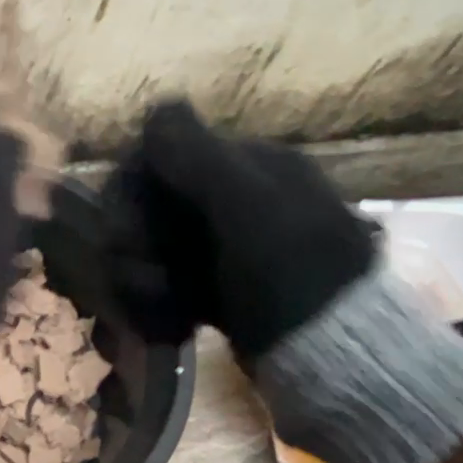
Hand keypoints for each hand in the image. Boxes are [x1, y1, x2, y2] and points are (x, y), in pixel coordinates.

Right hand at [101, 99, 462, 462]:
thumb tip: (156, 106)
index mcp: (251, 167)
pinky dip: (157, 306)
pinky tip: (170, 325)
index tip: (128, 228)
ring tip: (162, 309)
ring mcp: (225, 250)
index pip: (162, 157)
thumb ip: (198, 155)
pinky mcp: (217, 293)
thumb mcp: (247, 204)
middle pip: (148, 208)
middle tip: (144, 275)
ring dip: (140, 282)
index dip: (132, 190)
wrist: (335, 357)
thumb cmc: (294, 273)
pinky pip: (164, 287)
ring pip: (150, 252)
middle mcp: (235, 201)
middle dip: (134, 245)